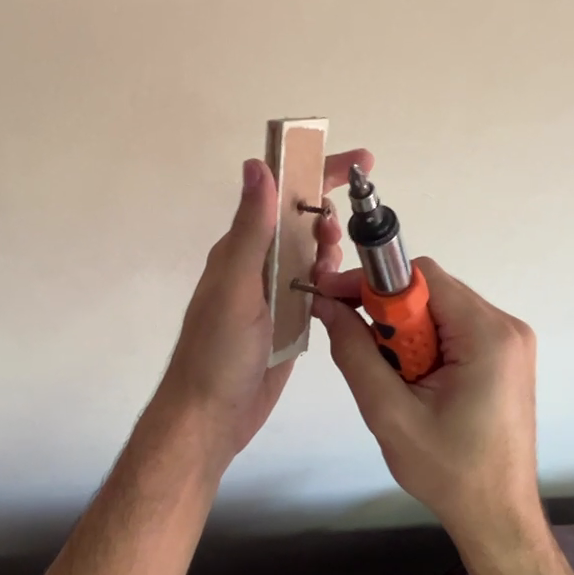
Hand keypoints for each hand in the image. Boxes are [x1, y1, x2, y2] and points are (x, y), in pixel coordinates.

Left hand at [152, 148, 374, 464]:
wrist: (213, 414)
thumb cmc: (217, 350)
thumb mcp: (235, 284)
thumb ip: (250, 228)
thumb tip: (257, 165)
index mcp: (240, 250)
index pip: (280, 196)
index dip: (316, 172)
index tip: (360, 160)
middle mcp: (258, 266)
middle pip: (301, 224)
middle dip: (327, 218)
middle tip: (335, 238)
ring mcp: (276, 296)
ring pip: (314, 258)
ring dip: (332, 253)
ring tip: (335, 271)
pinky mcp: (291, 323)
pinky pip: (320, 293)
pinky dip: (336, 285)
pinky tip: (346, 292)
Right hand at [312, 257, 539, 534]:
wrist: (497, 515)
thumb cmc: (448, 471)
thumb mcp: (389, 413)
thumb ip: (355, 353)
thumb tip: (326, 306)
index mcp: (487, 336)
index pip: (421, 276)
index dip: (371, 282)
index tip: (333, 299)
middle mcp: (506, 328)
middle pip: (430, 290)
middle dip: (386, 315)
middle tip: (361, 352)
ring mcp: (509, 342)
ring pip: (437, 310)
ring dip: (402, 334)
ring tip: (389, 378)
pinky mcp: (503, 358)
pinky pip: (451, 330)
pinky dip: (421, 345)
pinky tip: (411, 381)